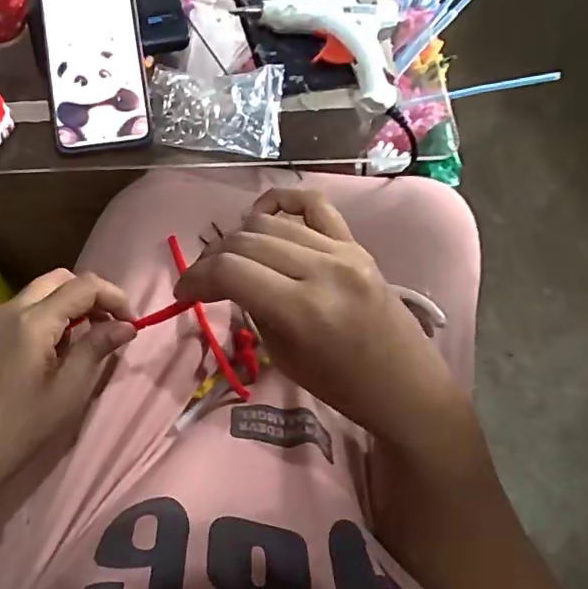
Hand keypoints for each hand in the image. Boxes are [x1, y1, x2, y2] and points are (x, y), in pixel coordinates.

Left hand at [0, 270, 134, 513]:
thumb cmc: (24, 425)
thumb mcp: (70, 390)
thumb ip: (98, 348)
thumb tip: (127, 325)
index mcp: (32, 321)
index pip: (83, 286)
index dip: (114, 297)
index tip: (133, 323)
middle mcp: (11, 309)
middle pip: (59, 279)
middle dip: (92, 294)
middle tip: (113, 323)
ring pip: (41, 291)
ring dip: (71, 302)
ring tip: (93, 334)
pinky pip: (26, 307)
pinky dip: (51, 313)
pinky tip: (63, 344)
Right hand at [175, 187, 466, 448]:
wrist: (404, 386)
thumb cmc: (340, 386)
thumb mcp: (283, 355)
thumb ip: (254, 309)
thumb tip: (230, 282)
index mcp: (300, 309)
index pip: (229, 271)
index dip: (195, 278)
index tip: (184, 293)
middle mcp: (321, 270)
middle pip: (245, 241)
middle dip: (212, 259)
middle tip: (204, 280)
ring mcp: (343, 252)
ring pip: (270, 222)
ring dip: (239, 238)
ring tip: (232, 258)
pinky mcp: (358, 245)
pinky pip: (314, 205)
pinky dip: (283, 202)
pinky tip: (264, 215)